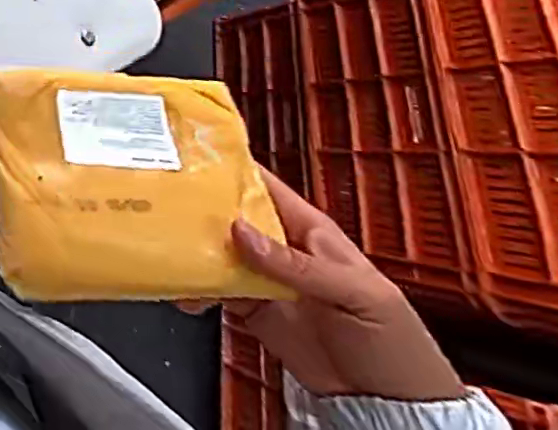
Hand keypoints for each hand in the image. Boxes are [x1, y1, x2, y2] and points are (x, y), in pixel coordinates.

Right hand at [186, 168, 464, 401]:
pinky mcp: (250, 307)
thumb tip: (240, 230)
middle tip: (162, 199)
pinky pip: (214, 289)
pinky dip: (194, 288)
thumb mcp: (358, 295)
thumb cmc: (395, 343)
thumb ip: (299, 264)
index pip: (264, 185)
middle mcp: (277, 246)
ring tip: (167, 248)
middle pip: (228, 213)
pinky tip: (183, 290)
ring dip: (191, 249)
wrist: (394, 408)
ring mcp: (261, 276)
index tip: (192, 153)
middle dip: (198, 206)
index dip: (231, 167)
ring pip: (215, 249)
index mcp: (306, 229)